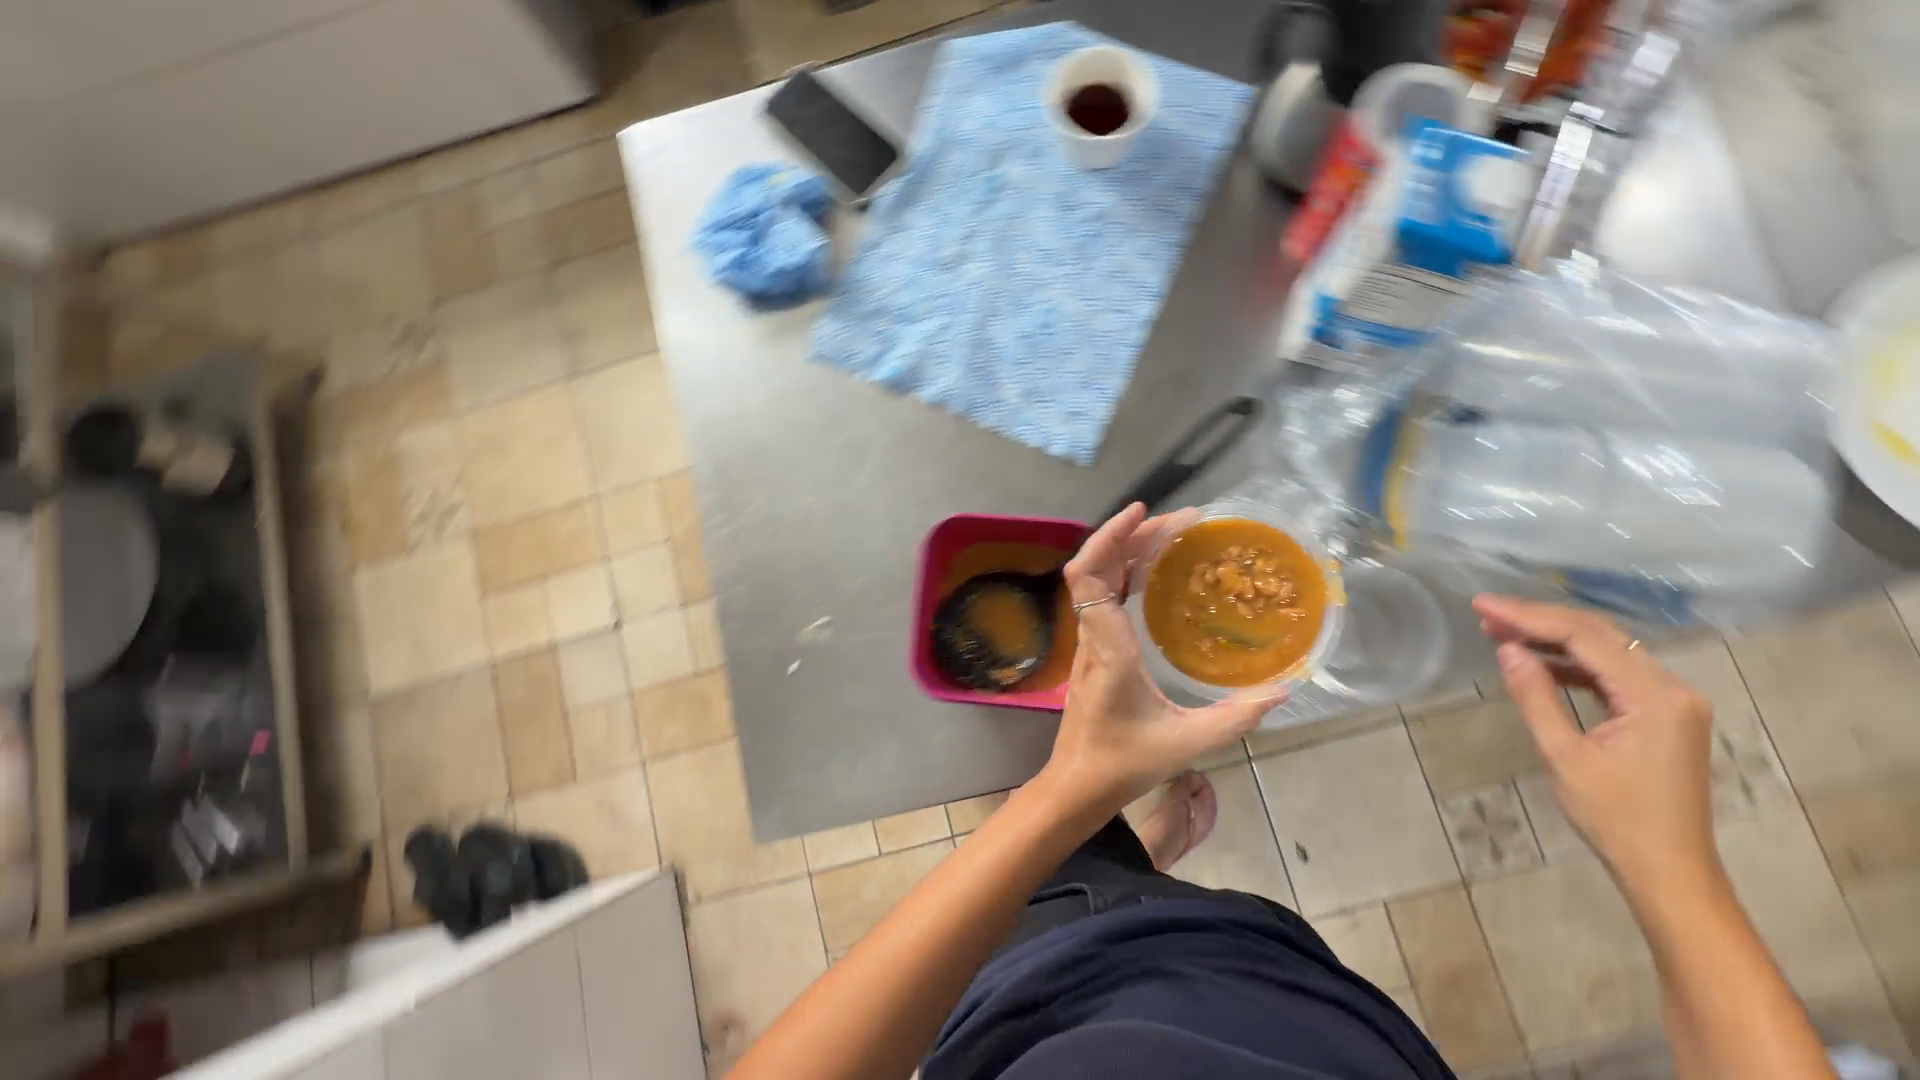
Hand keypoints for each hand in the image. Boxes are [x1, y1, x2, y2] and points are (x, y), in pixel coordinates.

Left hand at [1040, 504, 1285, 818]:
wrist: (1077, 784)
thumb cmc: (1123, 763)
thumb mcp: (1186, 744)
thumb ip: (1235, 720)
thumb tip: (1282, 692)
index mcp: (1108, 648)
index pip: (1089, 577)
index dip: (1110, 537)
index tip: (1144, 514)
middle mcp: (1093, 636)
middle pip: (1097, 566)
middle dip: (1133, 535)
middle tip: (1182, 521)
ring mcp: (1090, 643)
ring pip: (1098, 580)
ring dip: (1129, 552)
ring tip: (1173, 535)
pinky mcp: (1095, 651)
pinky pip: (1104, 599)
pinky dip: (1126, 575)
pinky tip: (1156, 574)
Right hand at [1474, 594, 1720, 897]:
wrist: (1669, 869)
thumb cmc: (1615, 817)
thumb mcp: (1564, 756)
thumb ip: (1535, 696)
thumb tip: (1508, 649)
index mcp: (1654, 695)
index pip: (1584, 637)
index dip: (1529, 617)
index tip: (1483, 605)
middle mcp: (1672, 687)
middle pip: (1600, 635)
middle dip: (1540, 620)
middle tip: (1487, 614)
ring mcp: (1672, 700)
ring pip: (1608, 650)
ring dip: (1555, 639)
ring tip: (1502, 633)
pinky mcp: (1664, 714)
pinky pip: (1615, 674)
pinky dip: (1575, 664)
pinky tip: (1539, 663)